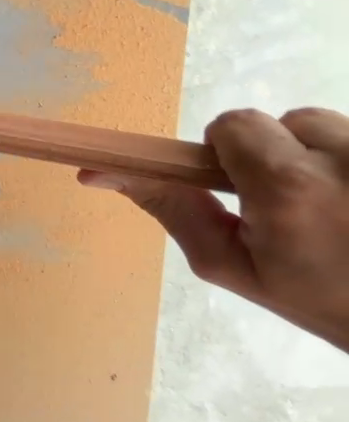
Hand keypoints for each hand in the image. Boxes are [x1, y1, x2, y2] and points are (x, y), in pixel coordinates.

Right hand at [80, 107, 348, 351]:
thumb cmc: (320, 300)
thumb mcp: (229, 264)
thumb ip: (170, 207)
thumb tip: (97, 171)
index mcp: (289, 186)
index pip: (236, 123)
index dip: (229, 150)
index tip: (239, 184)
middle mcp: (348, 162)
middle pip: (294, 120)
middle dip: (285, 153)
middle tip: (300, 204)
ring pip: (338, 130)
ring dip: (330, 157)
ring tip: (341, 204)